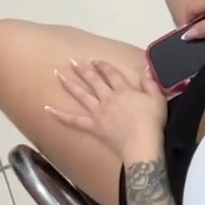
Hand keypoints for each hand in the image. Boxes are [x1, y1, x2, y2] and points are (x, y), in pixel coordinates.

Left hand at [47, 59, 166, 159]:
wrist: (142, 144)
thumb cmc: (152, 122)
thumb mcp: (157, 99)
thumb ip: (151, 82)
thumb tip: (147, 68)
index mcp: (124, 90)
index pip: (112, 74)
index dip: (103, 66)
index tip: (95, 60)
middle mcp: (108, 98)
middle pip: (93, 81)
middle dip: (83, 70)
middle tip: (72, 62)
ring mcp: (98, 112)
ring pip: (81, 95)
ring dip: (70, 84)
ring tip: (58, 74)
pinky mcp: (93, 126)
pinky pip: (74, 120)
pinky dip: (60, 115)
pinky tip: (48, 108)